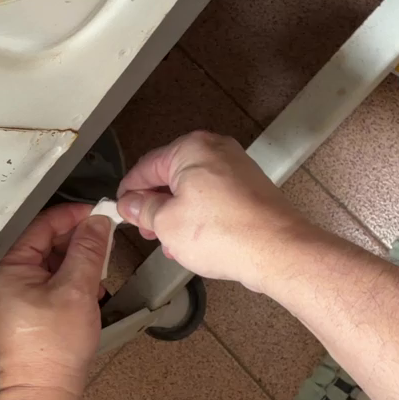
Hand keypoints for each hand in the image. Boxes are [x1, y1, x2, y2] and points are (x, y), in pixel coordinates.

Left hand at [0, 204, 110, 399]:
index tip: (98, 215)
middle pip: (44, 244)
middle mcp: (1, 279)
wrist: (43, 394)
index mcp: (6, 268)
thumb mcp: (78, 290)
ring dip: (76, 265)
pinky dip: (69, 284)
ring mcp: (10, 297)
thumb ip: (88, 250)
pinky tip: (88, 294)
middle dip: (77, 243)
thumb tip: (97, 224)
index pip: (41, 225)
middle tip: (104, 243)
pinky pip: (46, 285)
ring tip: (98, 273)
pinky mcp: (21, 313)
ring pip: (48, 265)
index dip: (73, 216)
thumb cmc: (52, 350)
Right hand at [116, 131, 321, 294]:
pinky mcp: (250, 189)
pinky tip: (195, 242)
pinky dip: (201, 216)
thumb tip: (131, 204)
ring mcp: (237, 168)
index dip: (129, 191)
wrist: (277, 251)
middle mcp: (216, 150)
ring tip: (171, 243)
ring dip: (178, 215)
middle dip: (156, 205)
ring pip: (194, 189)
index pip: (146, 166)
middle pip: (171, 176)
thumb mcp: (166, 224)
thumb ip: (143, 210)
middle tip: (146, 229)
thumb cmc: (226, 233)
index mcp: (191, 148)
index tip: (121, 208)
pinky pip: (215, 198)